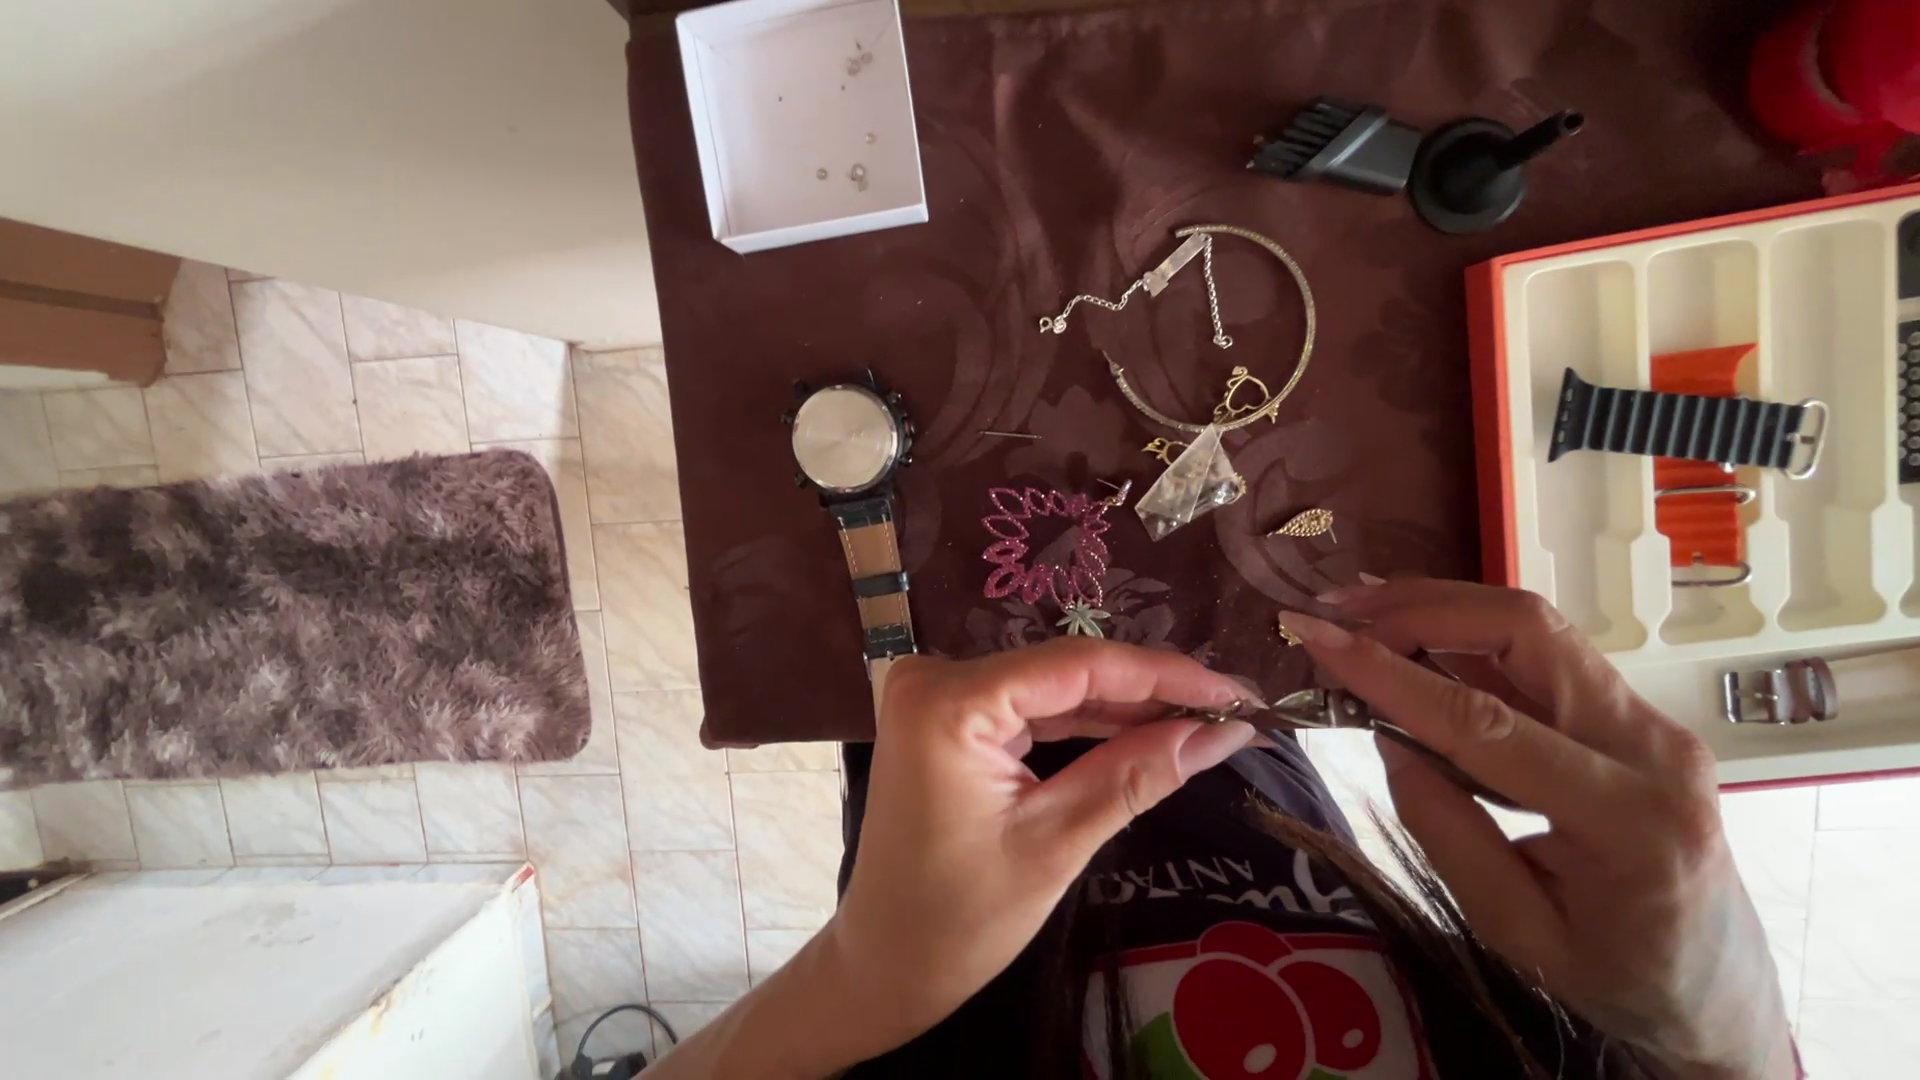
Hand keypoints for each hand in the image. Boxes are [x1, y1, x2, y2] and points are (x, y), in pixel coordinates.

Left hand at [821, 638, 1255, 1060]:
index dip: (1163, 674)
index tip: (1234, 690)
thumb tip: (1222, 733)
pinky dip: (1082, 723)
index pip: (1076, 666)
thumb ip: (1136, 775)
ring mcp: (938, 694)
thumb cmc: (959, 920)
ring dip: (1122, 707)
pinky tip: (1142, 728)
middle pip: (1064, 672)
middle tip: (1230, 708)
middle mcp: (936, 677)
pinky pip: (1028, 709)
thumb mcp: (1056, 844)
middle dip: (1149, 692)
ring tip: (1202, 720)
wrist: (884, 961)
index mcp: (949, 701)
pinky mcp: (948, 716)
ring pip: (1051, 689)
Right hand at [1282, 581, 1795, 1079]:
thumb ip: (1444, 828)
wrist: (1718, 992)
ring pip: (1530, 625)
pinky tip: (1403, 631)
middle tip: (1336, 611)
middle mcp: (1652, 747)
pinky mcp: (1627, 713)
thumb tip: (1387, 733)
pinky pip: (1534, 650)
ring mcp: (1646, 722)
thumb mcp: (1510, 929)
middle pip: (1525, 630)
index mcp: (1627, 819)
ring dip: (1434, 607)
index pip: (1483, 720)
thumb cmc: (1613, 980)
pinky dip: (1457, 631)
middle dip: (1418, 607)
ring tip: (1354, 612)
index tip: (1316, 638)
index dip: (1389, 672)